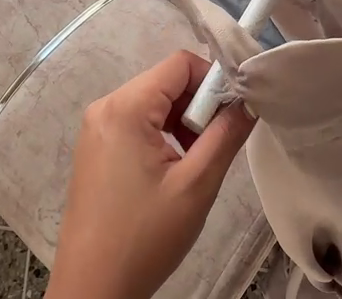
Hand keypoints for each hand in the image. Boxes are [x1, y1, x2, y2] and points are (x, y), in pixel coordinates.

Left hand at [46, 51, 256, 298]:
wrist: (92, 290)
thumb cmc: (144, 236)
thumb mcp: (196, 186)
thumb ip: (226, 135)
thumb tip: (249, 101)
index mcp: (126, 107)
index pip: (179, 64)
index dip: (213, 80)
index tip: (232, 114)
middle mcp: (106, 106)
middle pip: (166, 82)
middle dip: (197, 107)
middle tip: (212, 148)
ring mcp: (96, 128)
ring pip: (154, 103)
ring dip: (182, 123)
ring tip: (192, 166)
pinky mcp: (95, 148)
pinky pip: (137, 123)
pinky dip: (161, 136)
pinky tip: (171, 172)